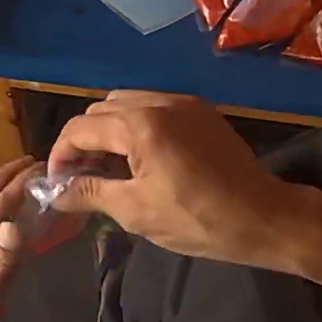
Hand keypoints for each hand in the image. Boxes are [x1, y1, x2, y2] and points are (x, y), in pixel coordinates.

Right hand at [49, 92, 321, 274]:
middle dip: (82, 140)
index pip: (80, 128)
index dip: (61, 154)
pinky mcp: (199, 110)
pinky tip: (138, 156)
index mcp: (140, 125)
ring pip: (124, 103)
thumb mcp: (136, 212)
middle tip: (80, 175)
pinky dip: (133, 125)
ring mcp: (182, 102)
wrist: (267, 217)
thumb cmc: (199, 219)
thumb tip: (54, 192)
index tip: (58, 181)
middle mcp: (158, 102)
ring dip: (107, 130)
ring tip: (107, 165)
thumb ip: (89, 194)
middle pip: (100, 110)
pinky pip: (151, 106)